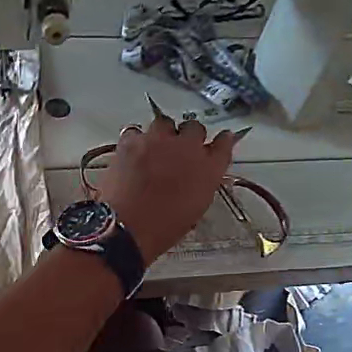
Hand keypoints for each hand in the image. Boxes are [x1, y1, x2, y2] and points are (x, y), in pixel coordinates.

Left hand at [95, 105, 242, 265]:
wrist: (127, 227)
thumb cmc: (163, 228)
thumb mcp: (193, 209)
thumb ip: (201, 185)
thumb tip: (197, 177)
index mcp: (209, 169)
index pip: (224, 144)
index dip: (222, 141)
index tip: (221, 141)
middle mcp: (187, 148)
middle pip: (195, 128)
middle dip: (189, 136)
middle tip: (180, 150)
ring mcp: (158, 141)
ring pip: (165, 123)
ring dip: (163, 134)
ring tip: (155, 149)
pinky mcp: (131, 141)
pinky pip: (137, 131)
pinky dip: (136, 140)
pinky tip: (133, 153)